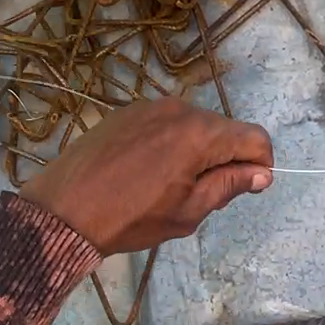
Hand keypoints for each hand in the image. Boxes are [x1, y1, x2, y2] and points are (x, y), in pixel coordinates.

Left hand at [20, 97, 274, 254]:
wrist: (63, 209)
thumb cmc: (130, 218)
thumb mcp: (187, 211)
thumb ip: (228, 185)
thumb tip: (261, 173)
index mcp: (199, 133)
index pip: (254, 137)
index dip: (260, 165)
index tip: (248, 188)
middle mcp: (178, 109)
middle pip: (224, 129)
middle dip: (226, 159)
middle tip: (204, 196)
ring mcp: (149, 106)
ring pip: (194, 125)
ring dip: (197, 151)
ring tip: (171, 185)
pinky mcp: (126, 111)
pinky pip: (165, 123)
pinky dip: (170, 143)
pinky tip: (147, 171)